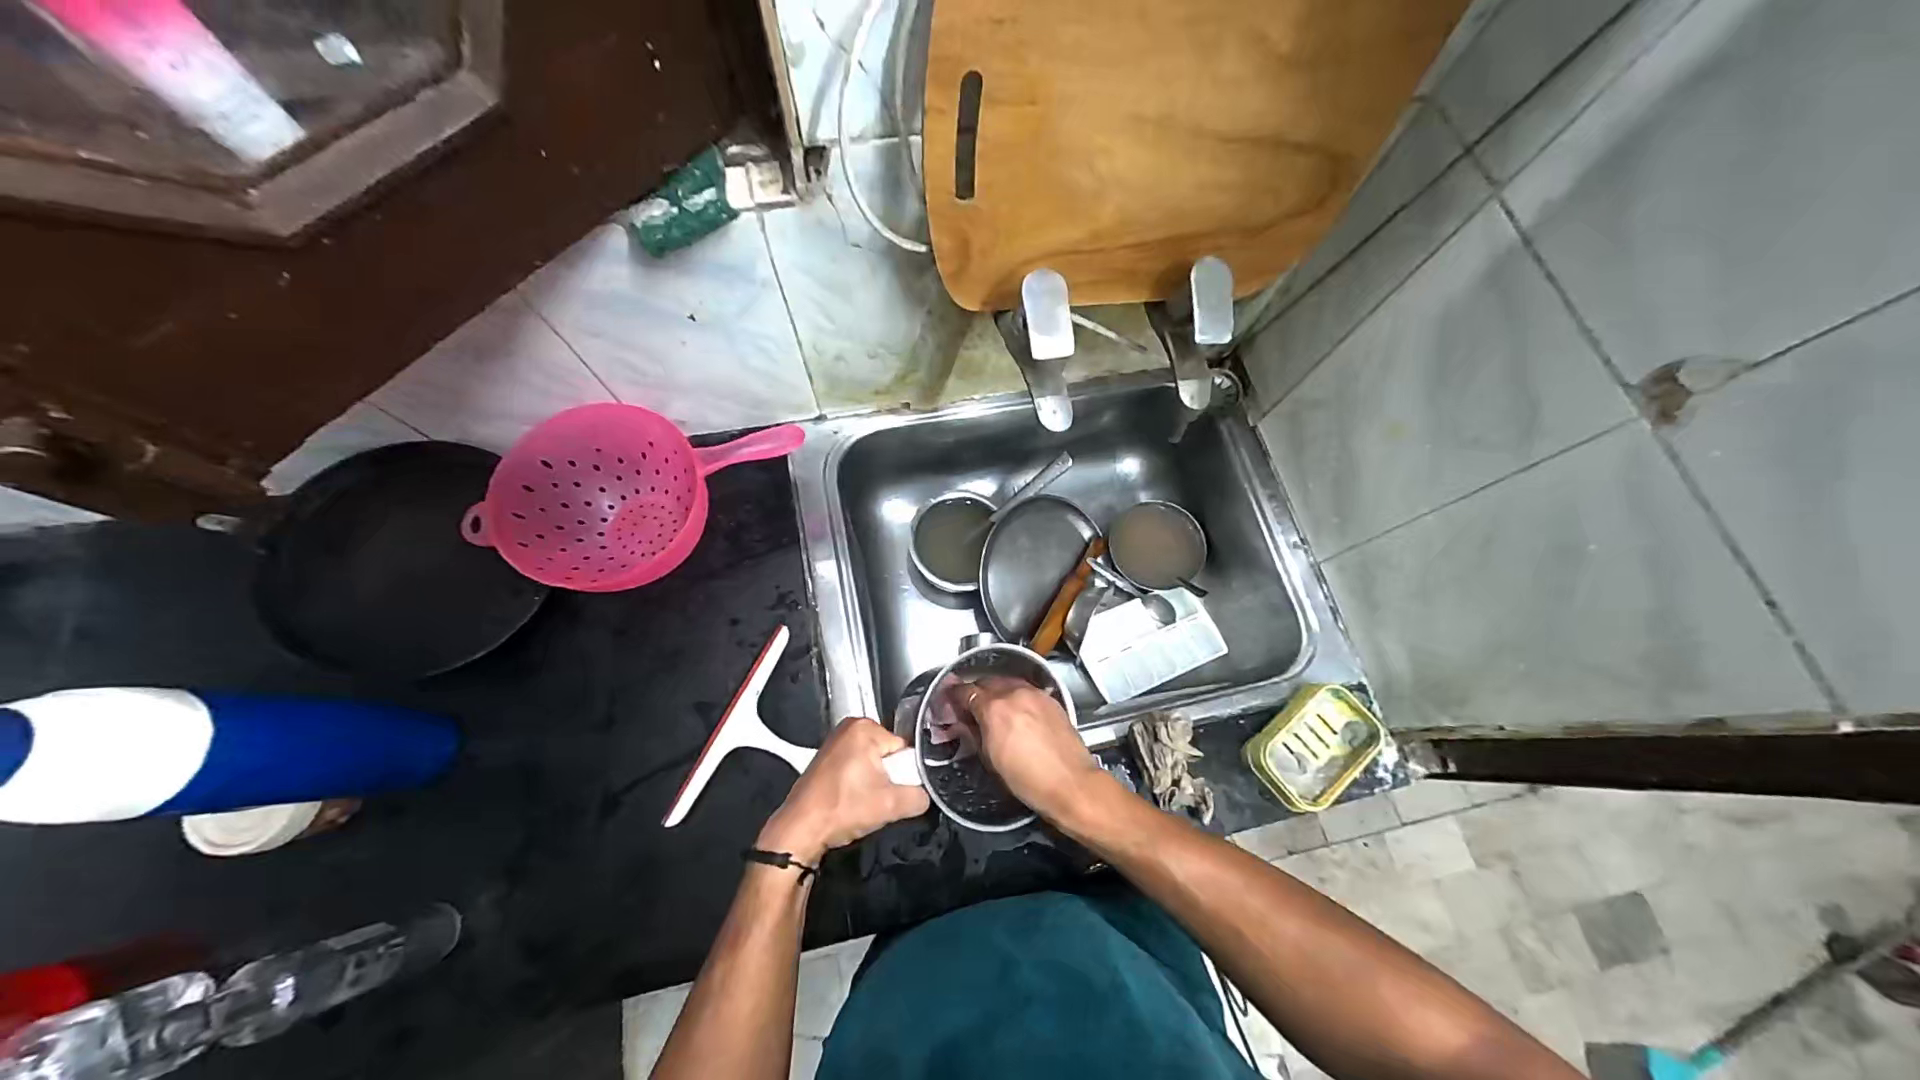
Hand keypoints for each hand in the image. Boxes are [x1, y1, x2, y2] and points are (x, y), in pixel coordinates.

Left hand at [756, 716, 927, 864]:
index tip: (894, 791)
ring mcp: (835, 741)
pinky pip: (857, 767)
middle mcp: (849, 727)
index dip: (906, 773)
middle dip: (889, 777)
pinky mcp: (827, 758)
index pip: (904, 748)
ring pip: (873, 762)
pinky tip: (852, 799)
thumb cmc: (840, 809)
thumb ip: (919, 796)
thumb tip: (925, 796)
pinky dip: (859, 782)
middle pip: (889, 754)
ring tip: (864, 800)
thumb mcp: (892, 805)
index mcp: (865, 728)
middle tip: (879, 798)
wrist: (800, 830)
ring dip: (874, 782)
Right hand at [967, 676, 1102, 820]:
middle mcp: (1015, 694)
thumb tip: (966, 724)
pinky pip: (1027, 690)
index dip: (955, 696)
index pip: (966, 692)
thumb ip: (974, 734)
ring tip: (993, 709)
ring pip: (1008, 683)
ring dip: (997, 692)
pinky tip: (1016, 712)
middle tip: (970, 707)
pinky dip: (1017, 696)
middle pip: (987, 682)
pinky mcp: (1051, 701)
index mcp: (994, 708)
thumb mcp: (991, 760)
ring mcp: (1035, 695)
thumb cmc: (1033, 780)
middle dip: (976, 692)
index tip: (951, 702)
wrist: (1072, 784)